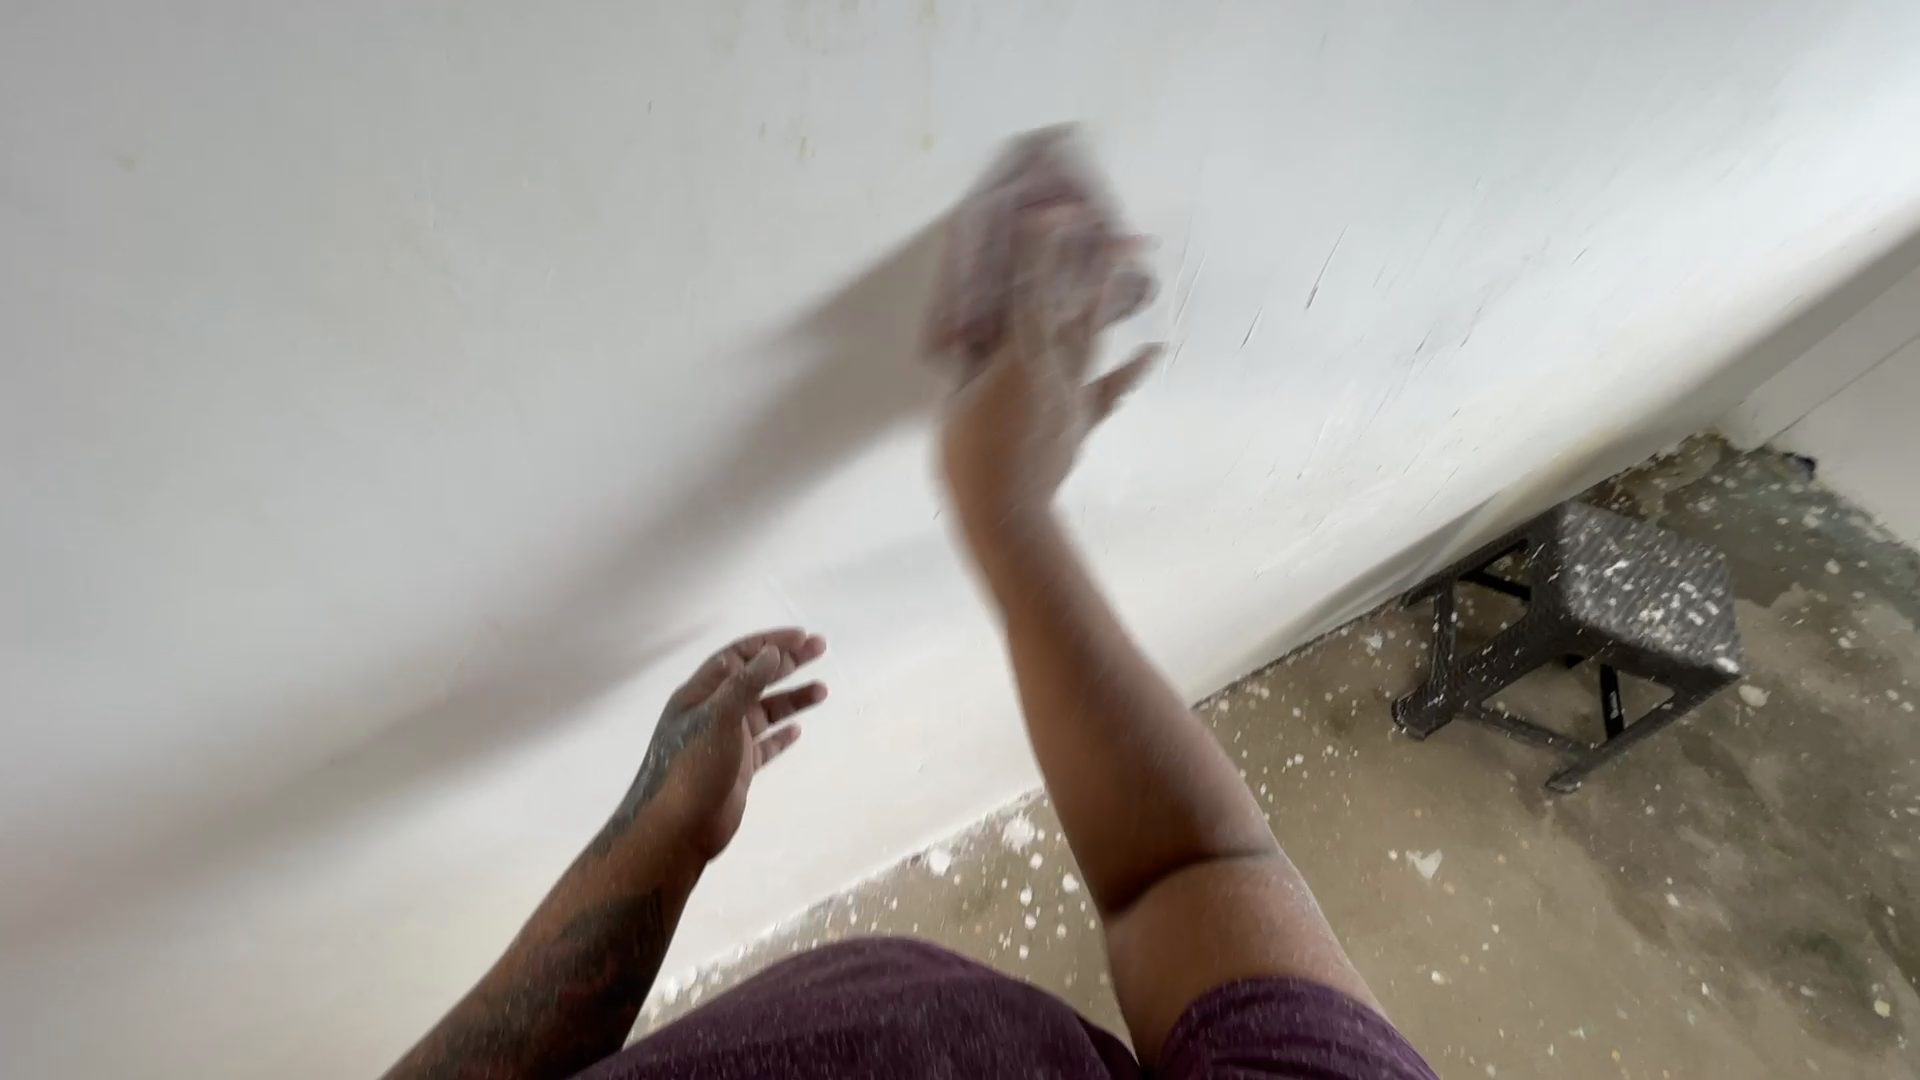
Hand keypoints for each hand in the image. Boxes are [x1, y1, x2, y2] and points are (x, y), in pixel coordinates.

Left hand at [602, 629, 826, 862]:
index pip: (739, 656)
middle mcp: (714, 712)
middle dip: (787, 663)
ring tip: (822, 690)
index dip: (770, 642)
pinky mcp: (737, 768)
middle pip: (756, 678)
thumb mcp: (717, 718)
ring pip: (765, 710)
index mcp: (701, 694)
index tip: (802, 638)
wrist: (676, 831)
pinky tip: (799, 731)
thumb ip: (746, 684)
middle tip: (820, 650)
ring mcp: (727, 741)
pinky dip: (781, 735)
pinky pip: (765, 745)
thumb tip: (773, 652)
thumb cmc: (691, 768)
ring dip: (792, 698)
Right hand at [938, 209, 1161, 540]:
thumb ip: (970, 364)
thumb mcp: (956, 404)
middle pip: (1074, 306)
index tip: (1054, 213)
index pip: (1028, 293)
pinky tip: (1156, 350)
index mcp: (1017, 359)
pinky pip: (1112, 390)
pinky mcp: (1082, 419)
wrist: (1007, 512)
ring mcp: (1073, 393)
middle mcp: (1054, 368)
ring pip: (1095, 336)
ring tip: (1137, 262)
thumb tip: (976, 334)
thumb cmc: (970, 459)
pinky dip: (1135, 369)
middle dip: (1093, 263)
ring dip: (1114, 297)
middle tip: (1121, 229)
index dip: (1040, 251)